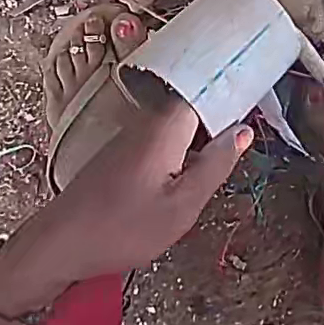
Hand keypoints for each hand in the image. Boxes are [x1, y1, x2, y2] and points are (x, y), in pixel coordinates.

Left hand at [0, 101, 251, 316]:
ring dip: (205, 125)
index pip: (205, 87)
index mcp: (165, 126)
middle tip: (259, 110)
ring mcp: (131, 135)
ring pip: (177, 119)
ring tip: (236, 134)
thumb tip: (243, 130)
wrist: (62, 242)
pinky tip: (197, 159)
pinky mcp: (122, 151)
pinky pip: (163, 133)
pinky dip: (185, 140)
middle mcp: (146, 121)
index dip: (233, 84)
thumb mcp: (182, 205)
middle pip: (192, 101)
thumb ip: (215, 164)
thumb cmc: (124, 227)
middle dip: (223, 104)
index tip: (261, 83)